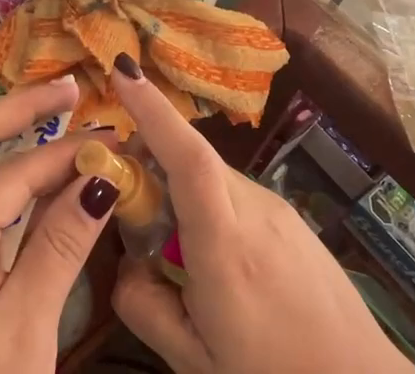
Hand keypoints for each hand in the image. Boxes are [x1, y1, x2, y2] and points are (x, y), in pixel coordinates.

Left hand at [0, 78, 116, 373]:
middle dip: (19, 108)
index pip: (11, 173)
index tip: (111, 136)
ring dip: (7, 133)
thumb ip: (61, 244)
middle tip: (70, 88)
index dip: (63, 152)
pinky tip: (30, 166)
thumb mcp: (27, 325)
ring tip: (56, 112)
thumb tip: (100, 175)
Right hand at [108, 54, 412, 373]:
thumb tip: (125, 261)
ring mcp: (277, 208)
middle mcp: (254, 210)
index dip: (154, 110)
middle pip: (190, 160)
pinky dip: (206, 205)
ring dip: (178, 191)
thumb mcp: (193, 359)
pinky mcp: (290, 216)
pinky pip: (232, 193)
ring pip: (210, 177)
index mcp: (225, 246)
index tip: (124, 70)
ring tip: (174, 252)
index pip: (188, 159)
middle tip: (126, 207)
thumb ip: (142, 305)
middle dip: (148, 163)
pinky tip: (215, 261)